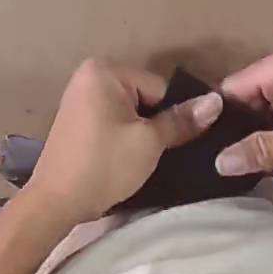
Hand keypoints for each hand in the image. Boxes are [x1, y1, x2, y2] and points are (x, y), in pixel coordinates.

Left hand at [24, 59, 221, 223]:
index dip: (174, 115)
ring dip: (140, 136)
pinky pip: (111, 126)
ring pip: (129, 115)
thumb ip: (182, 121)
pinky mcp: (75, 126)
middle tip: (160, 154)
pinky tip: (125, 162)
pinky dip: (122, 141)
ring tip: (143, 161)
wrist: (56, 202)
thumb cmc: (104, 165)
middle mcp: (88, 78)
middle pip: (144, 99)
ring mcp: (78, 102)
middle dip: (155, 125)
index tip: (180, 142)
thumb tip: (216, 102)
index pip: (159, 88)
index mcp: (104, 71)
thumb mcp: (149, 142)